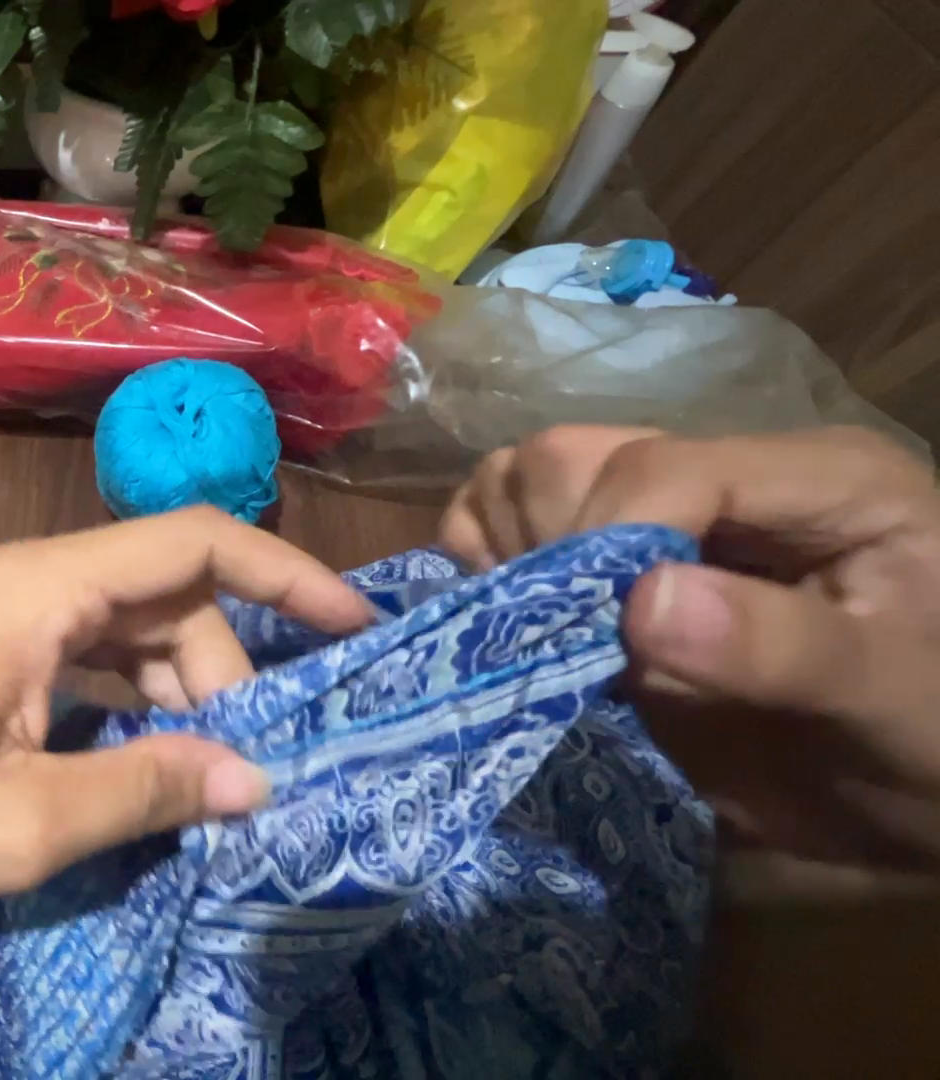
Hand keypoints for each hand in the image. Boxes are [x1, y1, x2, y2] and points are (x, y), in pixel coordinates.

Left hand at [0, 507, 373, 946]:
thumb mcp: (29, 818)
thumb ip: (150, 787)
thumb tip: (258, 782)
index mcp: (39, 587)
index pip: (191, 541)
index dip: (284, 572)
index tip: (356, 626)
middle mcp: (24, 579)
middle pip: (164, 591)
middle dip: (223, 667)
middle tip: (241, 768)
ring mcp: (0, 615)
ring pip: (126, 625)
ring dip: (178, 688)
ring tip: (199, 774)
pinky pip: (84, 655)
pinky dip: (129, 698)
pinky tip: (144, 755)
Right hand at [440, 425, 939, 867]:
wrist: (878, 788)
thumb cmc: (915, 745)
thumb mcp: (896, 707)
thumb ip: (789, 649)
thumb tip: (645, 604)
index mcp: (818, 479)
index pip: (664, 467)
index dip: (609, 537)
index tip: (602, 633)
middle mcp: (711, 469)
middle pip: (565, 459)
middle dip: (548, 546)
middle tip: (581, 632)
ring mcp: (640, 503)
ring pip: (514, 478)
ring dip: (506, 551)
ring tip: (552, 623)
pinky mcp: (587, 538)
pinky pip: (487, 514)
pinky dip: (476, 555)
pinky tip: (519, 605)